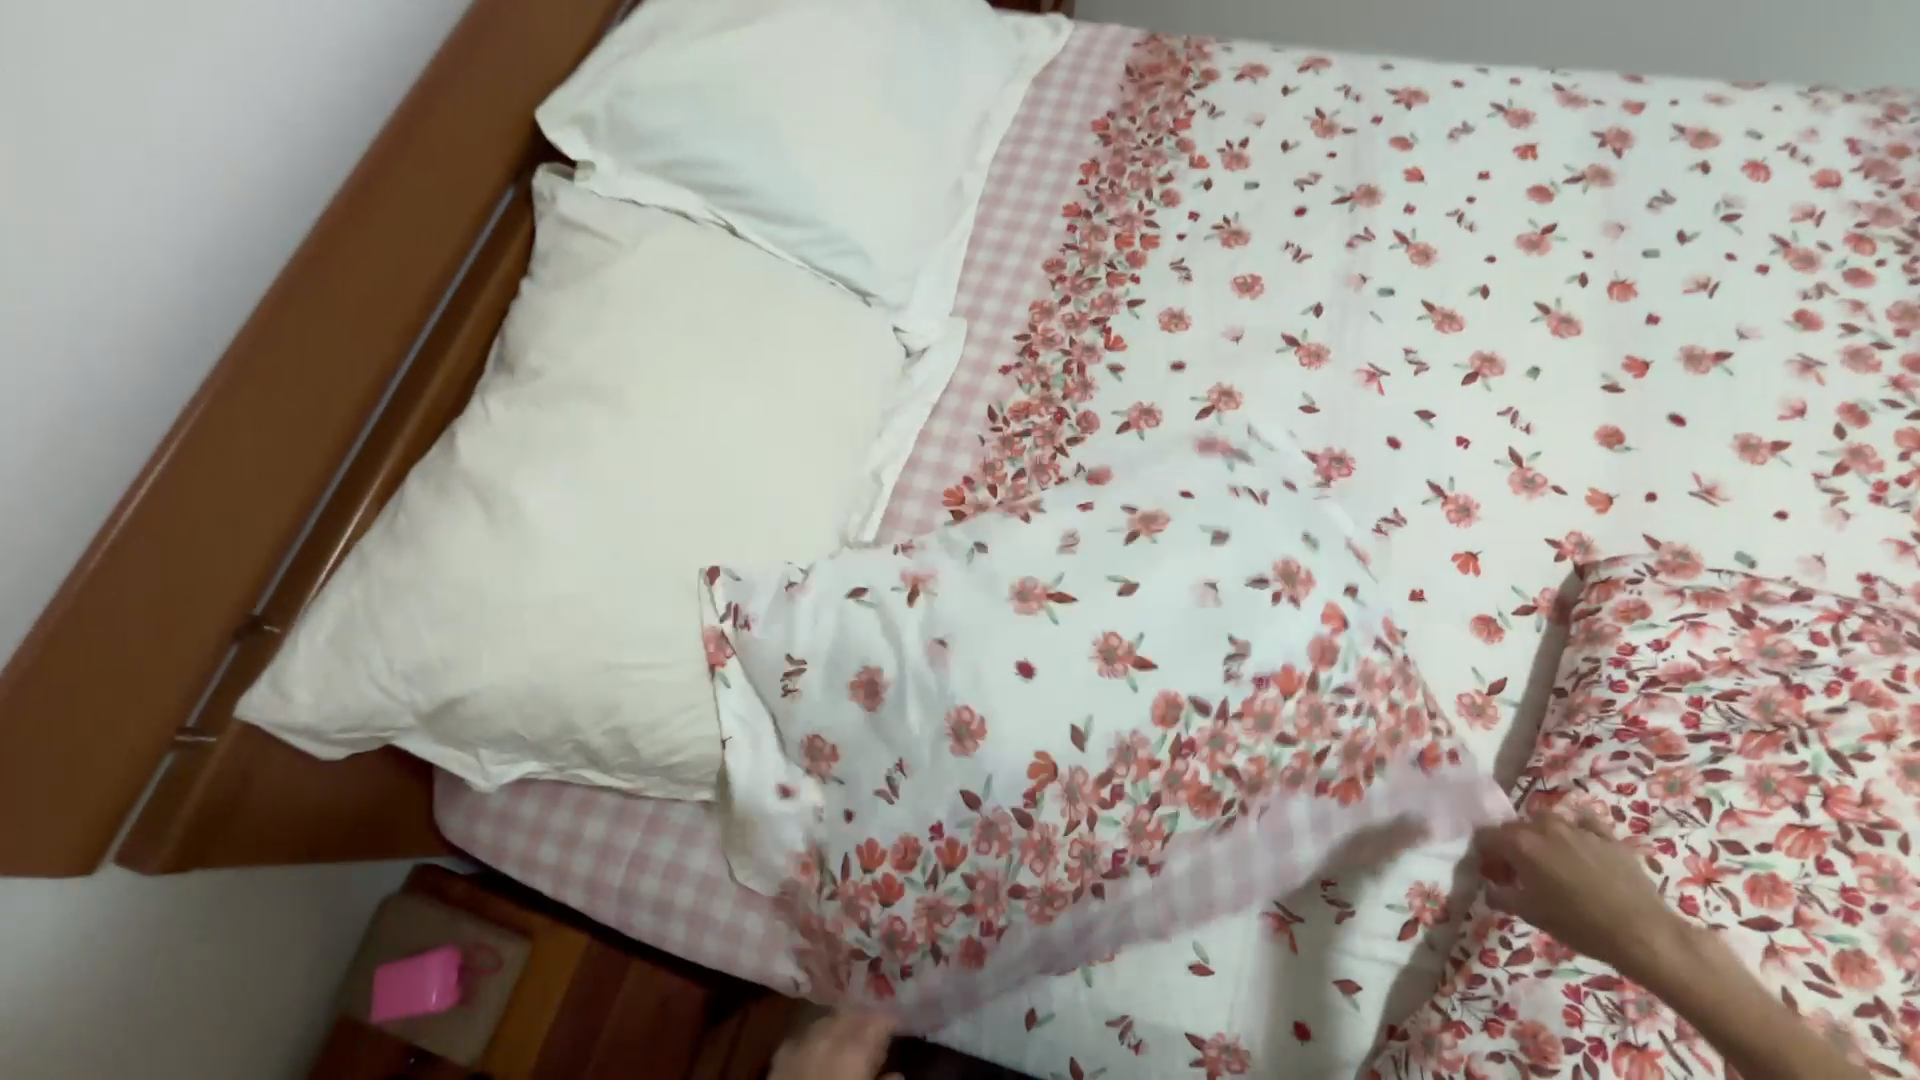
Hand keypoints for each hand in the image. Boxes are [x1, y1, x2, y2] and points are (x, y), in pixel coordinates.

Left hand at [770, 1012, 898, 1079]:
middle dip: (864, 1020)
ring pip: (827, 1021)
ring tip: (848, 1038)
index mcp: (856, 1051)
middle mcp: (830, 1037)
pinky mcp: (780, 1056)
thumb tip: (896, 1075)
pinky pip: (803, 1037)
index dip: (889, 1022)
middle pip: (852, 1015)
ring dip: (839, 1025)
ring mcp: (802, 1043)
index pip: (880, 1021)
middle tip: (874, 1033)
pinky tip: (817, 1049)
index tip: (897, 1028)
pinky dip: (814, 1039)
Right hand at [1474, 812, 1681, 979]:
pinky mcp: (1608, 836)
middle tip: (1522, 874)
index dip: (1486, 855)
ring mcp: (1578, 828)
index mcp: (1520, 844)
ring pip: (1547, 822)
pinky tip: (1582, 850)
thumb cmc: (1578, 924)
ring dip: (1542, 837)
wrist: (1643, 932)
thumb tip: (1490, 888)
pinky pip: (1584, 823)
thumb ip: (1499, 896)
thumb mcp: (1529, 914)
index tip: (1497, 877)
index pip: (1485, 836)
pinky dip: (1577, 831)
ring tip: (1553, 863)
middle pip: (1514, 827)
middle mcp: (1544, 827)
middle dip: (1511, 846)